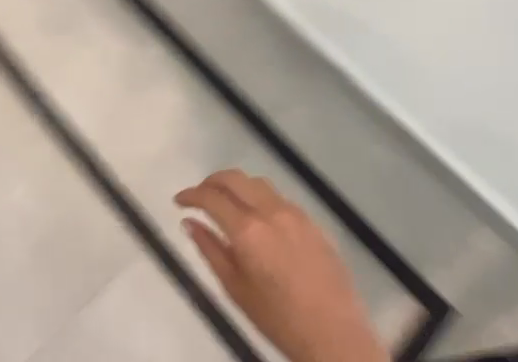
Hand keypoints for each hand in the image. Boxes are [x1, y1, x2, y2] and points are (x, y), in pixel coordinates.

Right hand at [176, 170, 388, 361]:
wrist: (337, 339)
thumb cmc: (280, 320)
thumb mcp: (235, 289)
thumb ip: (210, 250)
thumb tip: (189, 222)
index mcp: (248, 230)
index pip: (211, 197)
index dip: (190, 195)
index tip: (179, 201)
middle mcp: (271, 212)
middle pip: (234, 178)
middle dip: (211, 182)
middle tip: (199, 197)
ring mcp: (296, 215)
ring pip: (258, 183)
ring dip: (237, 186)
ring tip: (227, 203)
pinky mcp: (314, 224)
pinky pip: (280, 198)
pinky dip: (260, 198)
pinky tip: (259, 219)